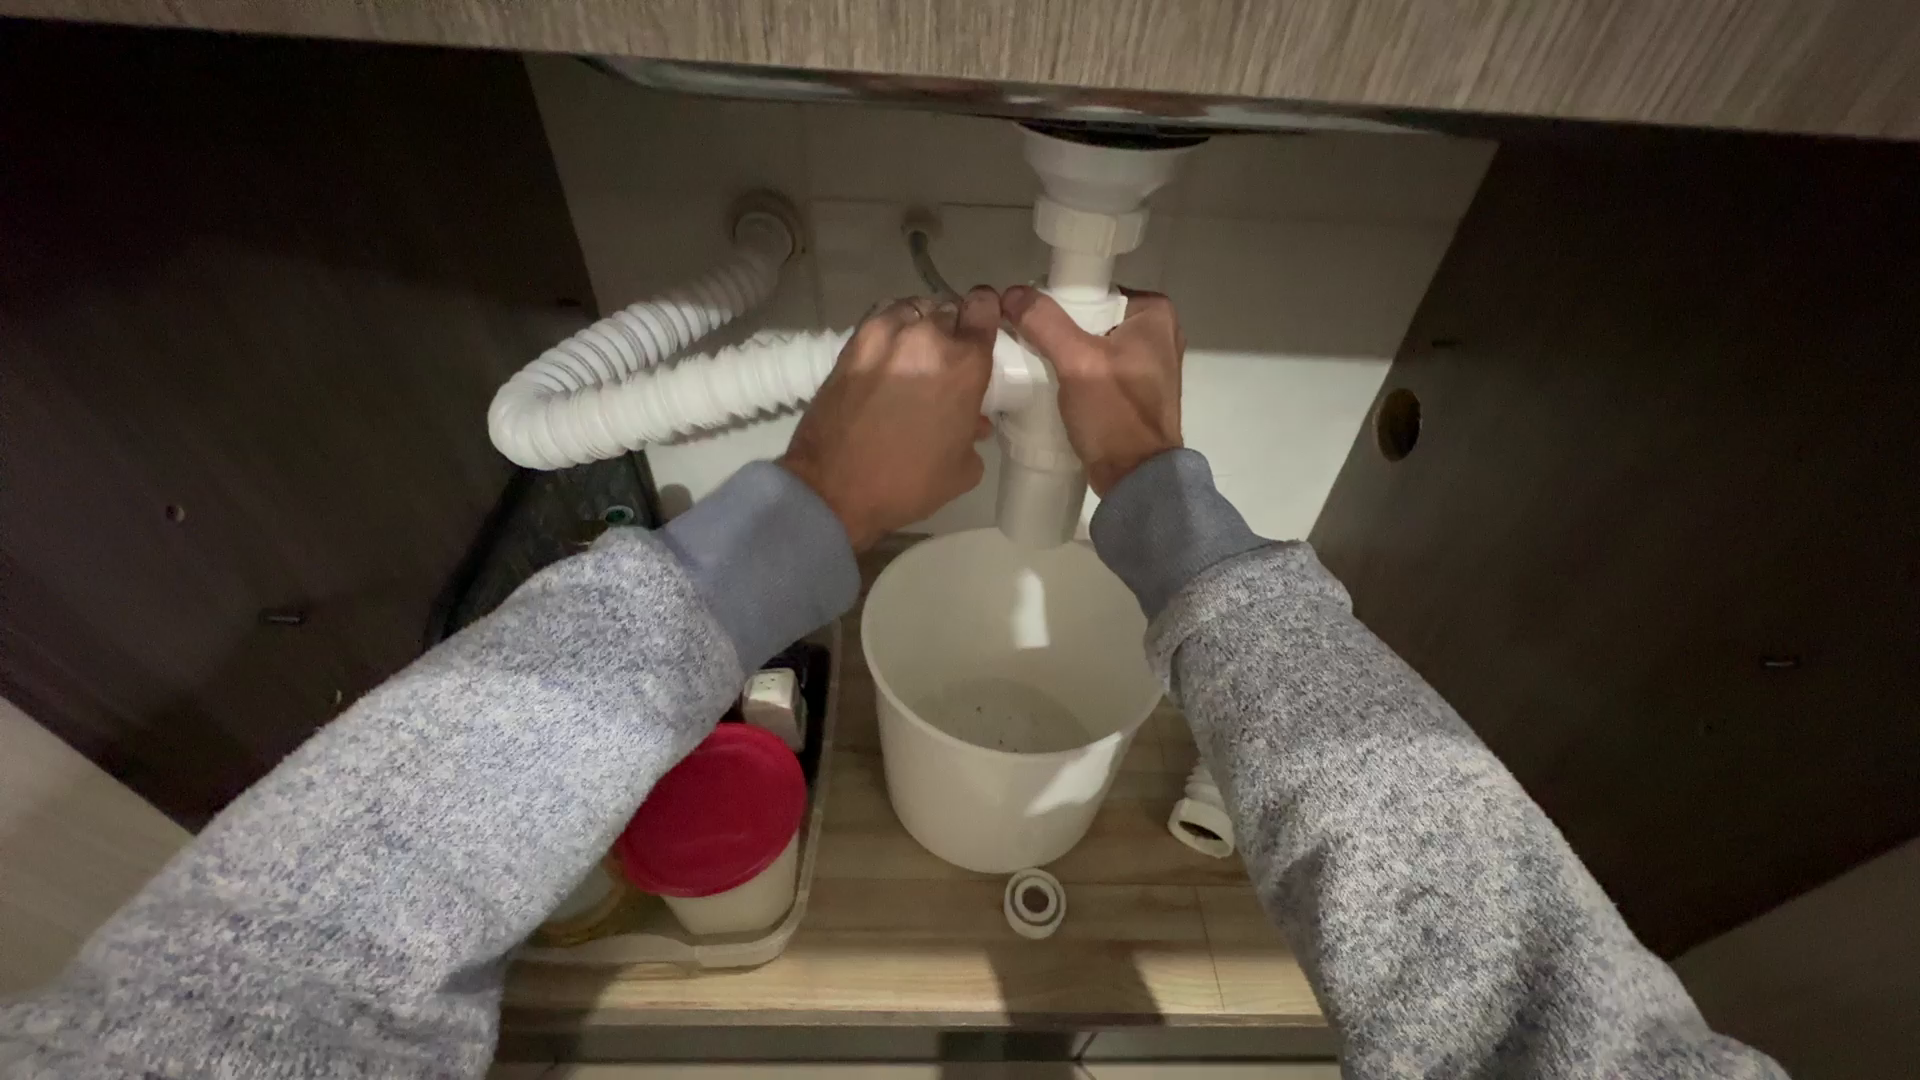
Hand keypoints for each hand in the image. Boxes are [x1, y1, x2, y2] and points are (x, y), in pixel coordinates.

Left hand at [780, 288, 997, 550]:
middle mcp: (927, 337)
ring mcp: (884, 335)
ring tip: (916, 353)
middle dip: (953, 329)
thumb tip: (971, 423)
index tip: (981, 333)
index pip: (984, 309)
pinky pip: (881, 320)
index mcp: (964, 364)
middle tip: (947, 358)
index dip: (985, 317)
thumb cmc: (908, 484)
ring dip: (920, 325)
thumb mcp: (962, 469)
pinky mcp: (851, 344)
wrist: (834, 488)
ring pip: (913, 308)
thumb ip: (973, 435)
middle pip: (949, 309)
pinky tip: (889, 355)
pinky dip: (890, 331)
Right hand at [1001, 285, 1183, 495]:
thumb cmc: (1115, 415)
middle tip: (1026, 343)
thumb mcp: (1078, 362)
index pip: (1095, 290)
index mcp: (1155, 314)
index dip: (1058, 301)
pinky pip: (1094, 371)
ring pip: (1090, 346)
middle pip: (1090, 318)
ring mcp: (1146, 367)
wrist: (1136, 479)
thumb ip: (1045, 323)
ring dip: (1062, 355)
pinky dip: (1073, 376)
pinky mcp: (1132, 394)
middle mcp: (1157, 334)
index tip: (1029, 320)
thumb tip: (1011, 293)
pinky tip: (1050, 385)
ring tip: (1031, 363)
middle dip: (1058, 331)